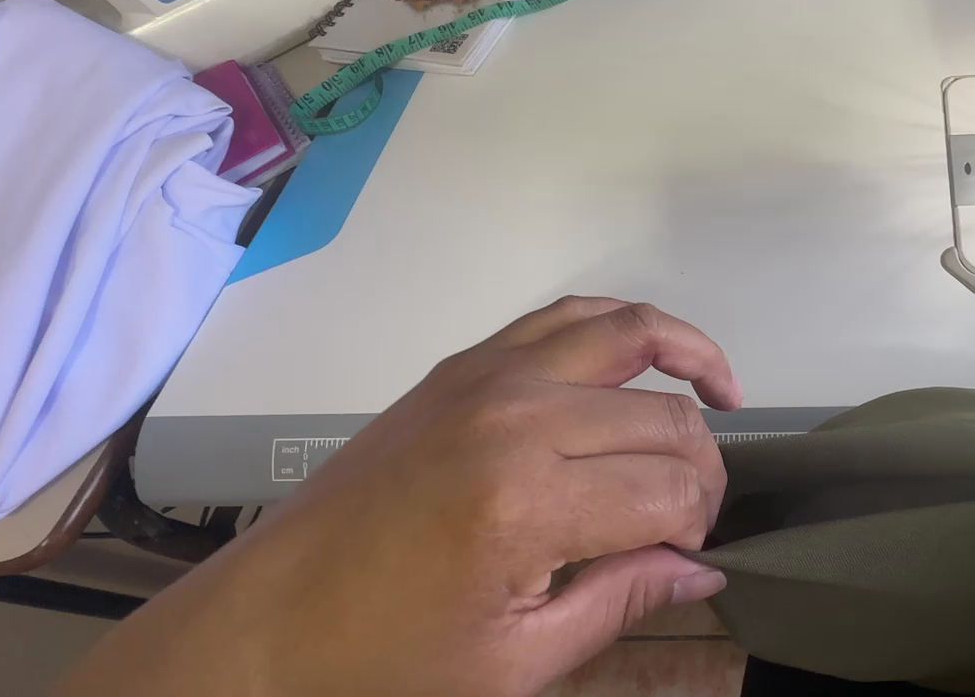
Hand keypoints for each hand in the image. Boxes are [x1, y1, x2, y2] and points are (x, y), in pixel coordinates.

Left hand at [58, 297, 743, 696]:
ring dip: (691, 355)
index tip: (688, 554)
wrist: (253, 632)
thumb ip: (624, 600)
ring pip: (632, 332)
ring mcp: (492, 374)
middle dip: (703, 464)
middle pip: (665, 416)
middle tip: (695, 508)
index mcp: (528, 504)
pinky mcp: (468, 361)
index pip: (670, 491)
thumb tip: (707, 571)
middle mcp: (520, 417)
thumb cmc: (380, 669)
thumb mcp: (513, 665)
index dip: (699, 524)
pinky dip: (625, 325)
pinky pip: (570, 314)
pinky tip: (644, 357)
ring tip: (722, 392)